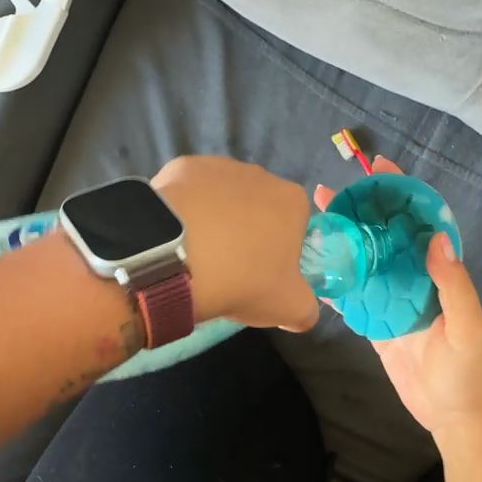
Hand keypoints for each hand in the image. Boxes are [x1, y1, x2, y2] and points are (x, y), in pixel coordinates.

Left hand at [153, 155, 319, 331]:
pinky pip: (189, 193)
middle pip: (259, 209)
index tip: (261, 275)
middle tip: (229, 268)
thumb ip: (307, 309)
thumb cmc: (243, 279)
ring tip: (197, 254)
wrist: (175, 257)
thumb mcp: (289, 308)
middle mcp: (261, 175)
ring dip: (216, 220)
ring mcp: (219, 166)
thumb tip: (305, 314)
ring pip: (223, 198)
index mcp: (293, 201)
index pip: (295, 227)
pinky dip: (186, 211)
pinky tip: (176, 235)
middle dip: (248, 233)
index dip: (280, 253)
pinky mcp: (181, 167)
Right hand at [314, 157, 481, 436]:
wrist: (454, 416)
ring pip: (366, 265)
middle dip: (362, 213)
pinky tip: (311, 269)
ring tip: (312, 220)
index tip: (380, 168)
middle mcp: (415, 281)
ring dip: (344, 243)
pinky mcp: (377, 327)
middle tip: (330, 191)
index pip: (420, 224)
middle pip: (386, 238)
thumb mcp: (468, 327)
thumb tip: (435, 238)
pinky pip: (354, 301)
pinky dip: (335, 285)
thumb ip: (453, 285)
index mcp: (440, 274)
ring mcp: (393, 304)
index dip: (403, 194)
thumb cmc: (469, 372)